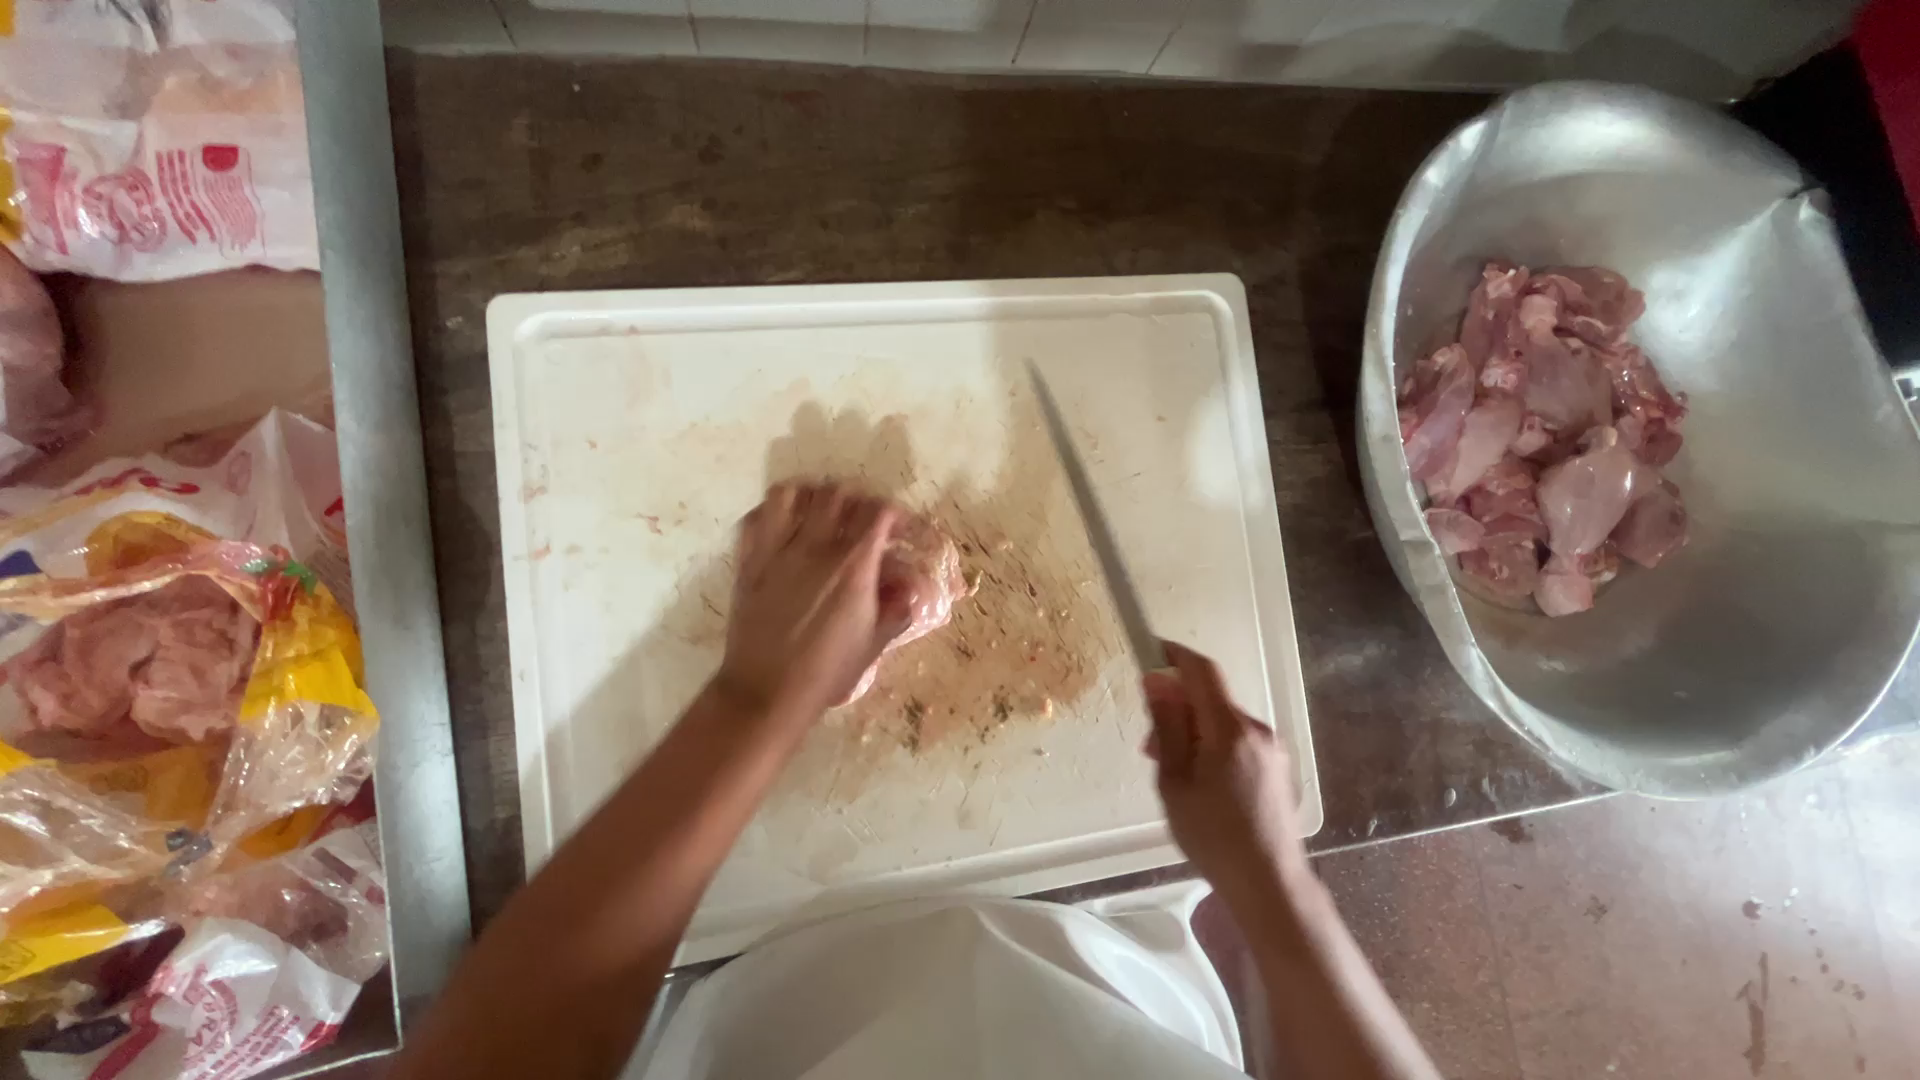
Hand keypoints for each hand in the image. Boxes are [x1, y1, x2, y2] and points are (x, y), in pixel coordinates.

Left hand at [717, 480, 914, 717]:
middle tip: (860, 521)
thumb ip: (898, 609)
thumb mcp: (875, 643)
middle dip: (855, 500)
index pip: (879, 512)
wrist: (768, 691)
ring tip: (820, 514)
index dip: (892, 515)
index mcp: (854, 565)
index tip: (895, 530)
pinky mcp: (749, 561)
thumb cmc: (828, 671)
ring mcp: (777, 550)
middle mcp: (816, 547)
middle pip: (838, 493)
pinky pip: (757, 516)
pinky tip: (783, 527)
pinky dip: (773, 513)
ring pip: (794, 493)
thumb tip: (910, 589)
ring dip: (812, 496)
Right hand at [1144, 641, 1305, 900]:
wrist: (1270, 885)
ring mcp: (1272, 749)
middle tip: (1150, 744)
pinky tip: (1201, 783)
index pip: (1202, 671)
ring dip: (1194, 730)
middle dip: (1177, 706)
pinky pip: (1238, 741)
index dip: (1173, 655)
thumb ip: (1167, 727)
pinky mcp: (1278, 768)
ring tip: (1174, 771)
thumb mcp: (1174, 782)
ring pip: (1222, 721)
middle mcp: (1257, 730)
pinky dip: (1213, 746)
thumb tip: (1157, 681)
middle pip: (1210, 698)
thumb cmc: (1212, 836)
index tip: (1148, 651)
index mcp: (1230, 730)